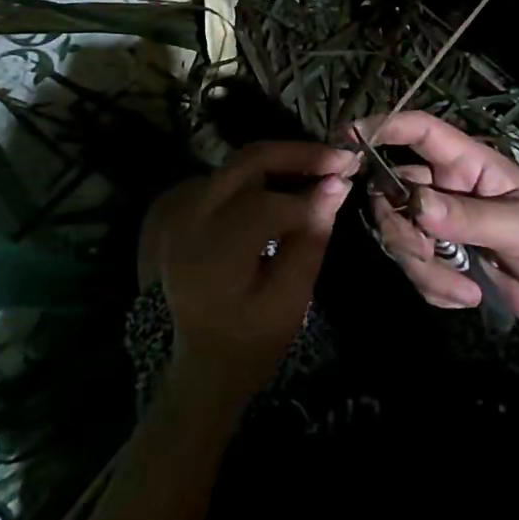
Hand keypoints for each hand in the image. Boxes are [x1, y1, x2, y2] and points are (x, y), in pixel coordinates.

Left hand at [151, 142, 357, 398]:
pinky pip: (221, 177)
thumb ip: (311, 239)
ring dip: (278, 163)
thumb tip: (336, 184)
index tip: (346, 186)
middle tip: (339, 157)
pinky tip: (278, 189)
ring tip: (316, 174)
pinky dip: (254, 176)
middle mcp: (184, 223)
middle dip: (297, 153)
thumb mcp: (290, 301)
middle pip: (245, 162)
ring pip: (234, 166)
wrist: (199, 366)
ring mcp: (172, 213)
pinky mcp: (172, 211)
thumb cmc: (250, 342)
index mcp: (211, 256)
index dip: (310, 193)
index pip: (267, 203)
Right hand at [356, 112, 518, 345]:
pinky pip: (414, 270)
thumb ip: (466, 217)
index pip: (420, 131)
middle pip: (393, 191)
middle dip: (402, 228)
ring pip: (400, 236)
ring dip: (425, 268)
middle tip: (426, 252)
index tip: (346, 139)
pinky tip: (471, 295)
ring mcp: (443, 226)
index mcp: (470, 164)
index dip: (383, 126)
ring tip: (469, 287)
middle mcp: (448, 189)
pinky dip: (436, 288)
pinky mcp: (442, 261)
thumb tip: (416, 204)